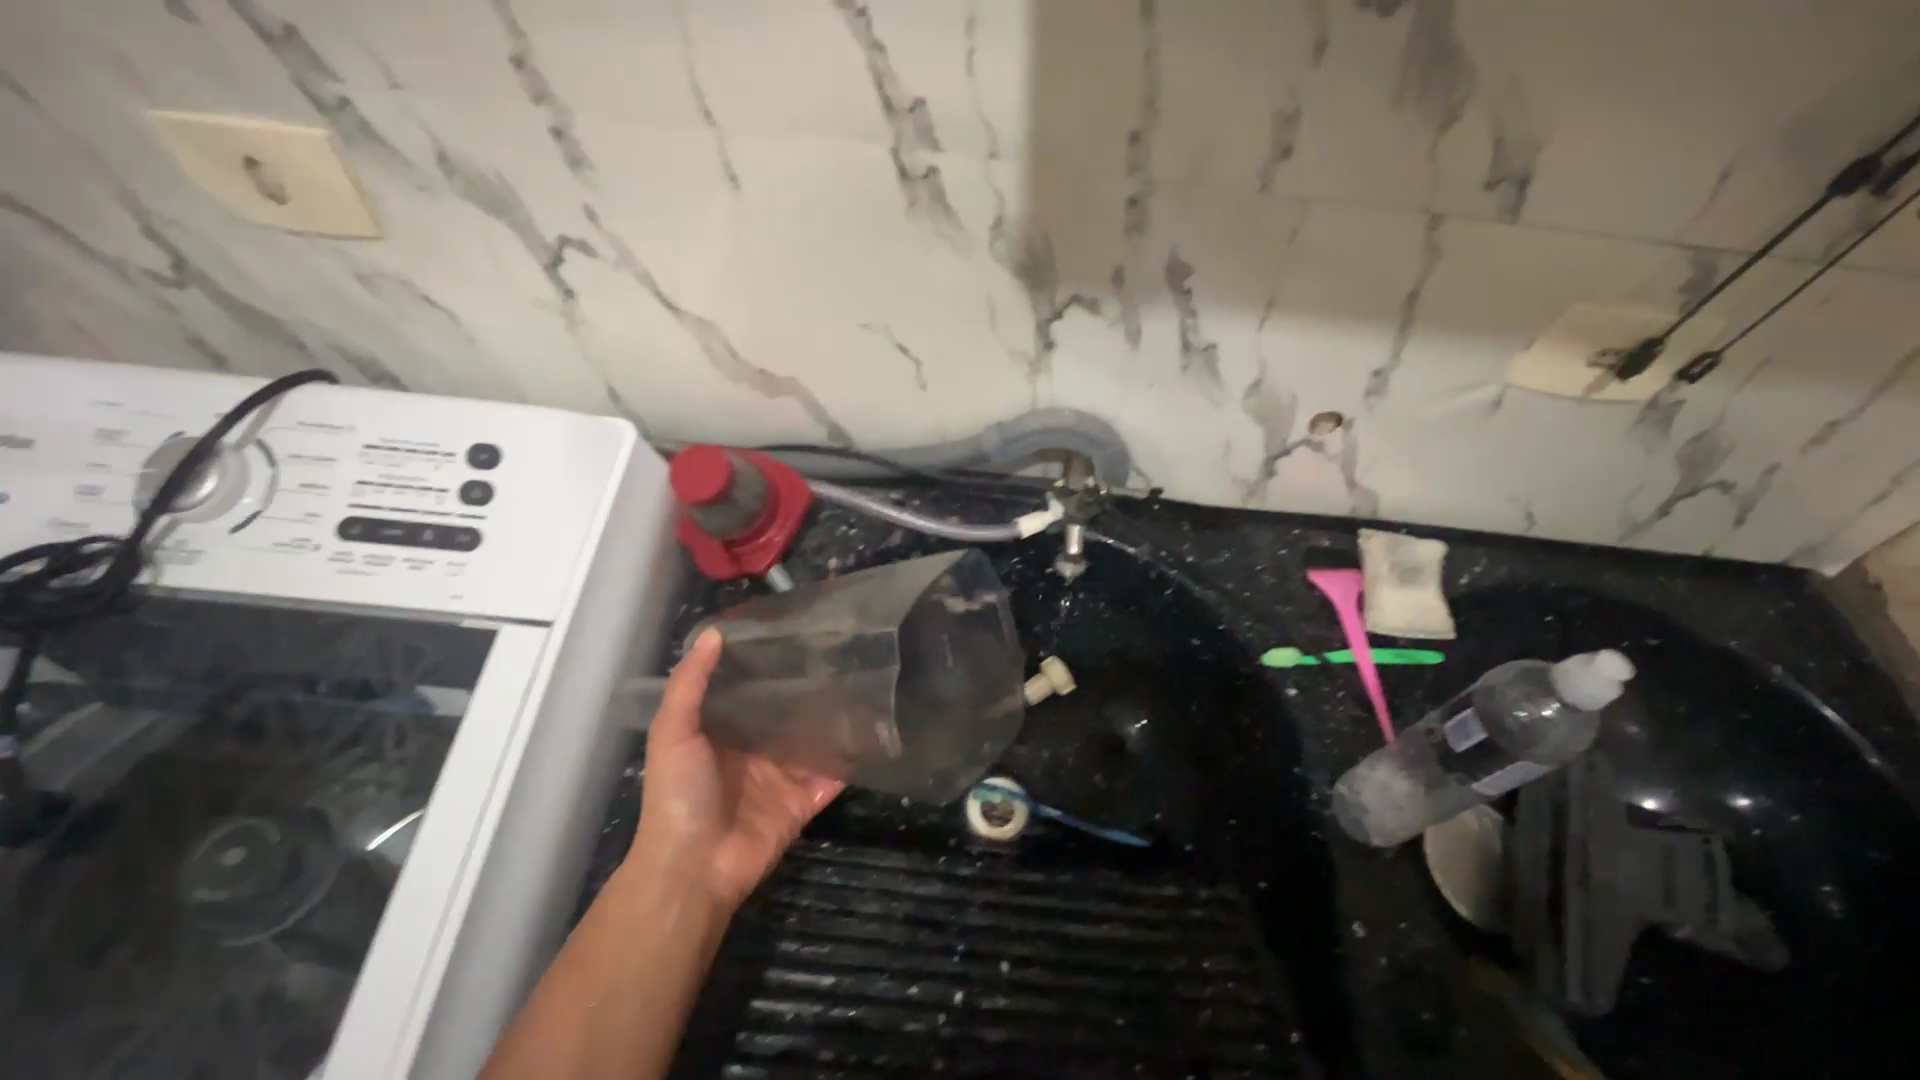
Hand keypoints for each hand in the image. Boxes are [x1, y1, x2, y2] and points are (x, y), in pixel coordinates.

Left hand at [630, 629, 844, 909]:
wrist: (692, 868)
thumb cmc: (678, 794)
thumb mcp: (673, 731)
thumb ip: (691, 683)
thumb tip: (716, 632)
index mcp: (719, 731)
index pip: (747, 690)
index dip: (765, 664)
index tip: (794, 631)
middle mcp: (751, 751)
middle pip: (785, 714)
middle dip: (807, 691)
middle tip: (842, 653)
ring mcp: (779, 778)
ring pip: (812, 742)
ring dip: (834, 722)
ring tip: (866, 684)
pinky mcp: (802, 803)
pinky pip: (830, 777)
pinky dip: (849, 760)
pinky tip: (874, 733)